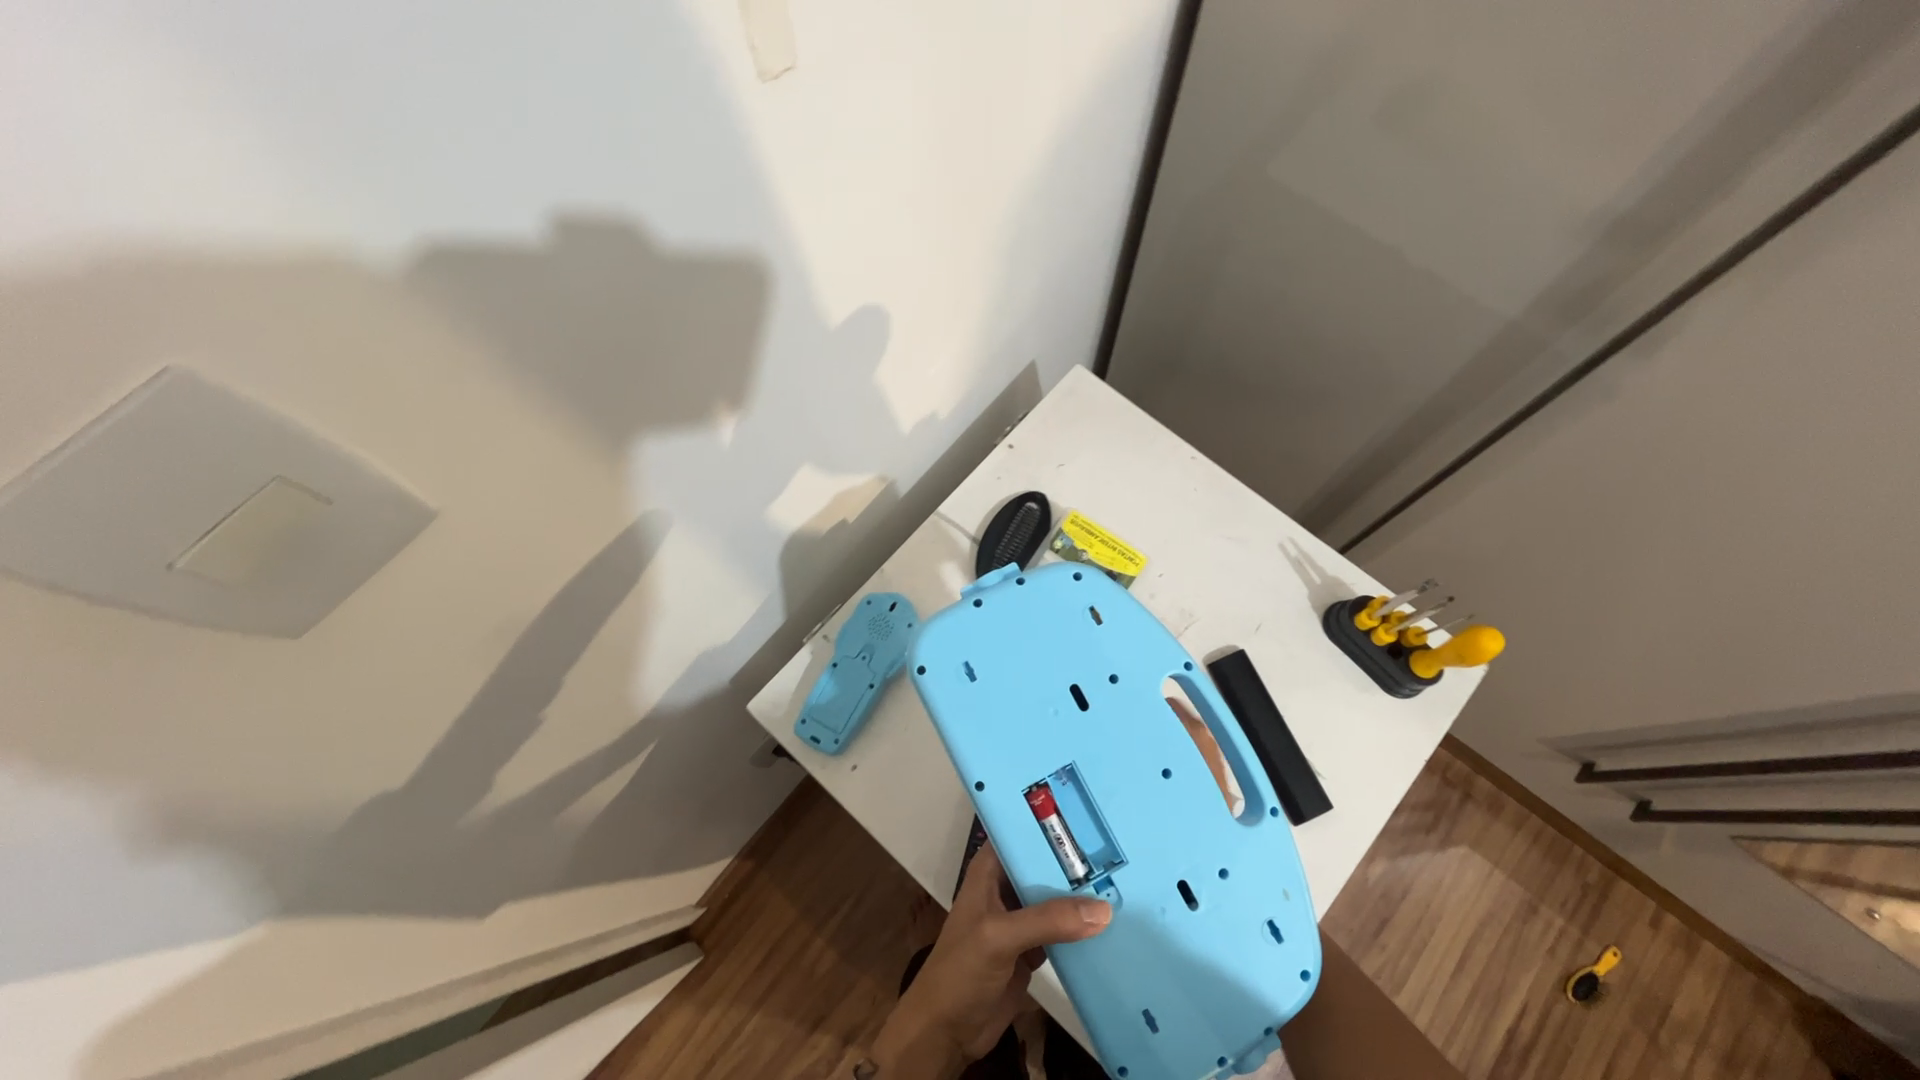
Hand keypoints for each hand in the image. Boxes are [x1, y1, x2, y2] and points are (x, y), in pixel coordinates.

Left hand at [869, 842, 1111, 1078]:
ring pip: (1058, 899)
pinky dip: (1084, 929)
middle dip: (1078, 862)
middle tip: (1123, 852)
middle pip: (1045, 867)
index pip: (1021, 835)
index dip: (1052, 825)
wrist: (946, 1030)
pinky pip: (1064, 932)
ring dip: (1084, 896)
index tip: (1092, 818)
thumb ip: (1047, 921)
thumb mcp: (999, 937)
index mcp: (989, 871)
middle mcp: (1005, 888)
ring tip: (1128, 882)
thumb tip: (1103, 910)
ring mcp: (1020, 920)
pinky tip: (1115, 923)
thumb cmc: (960, 971)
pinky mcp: (1033, 950)